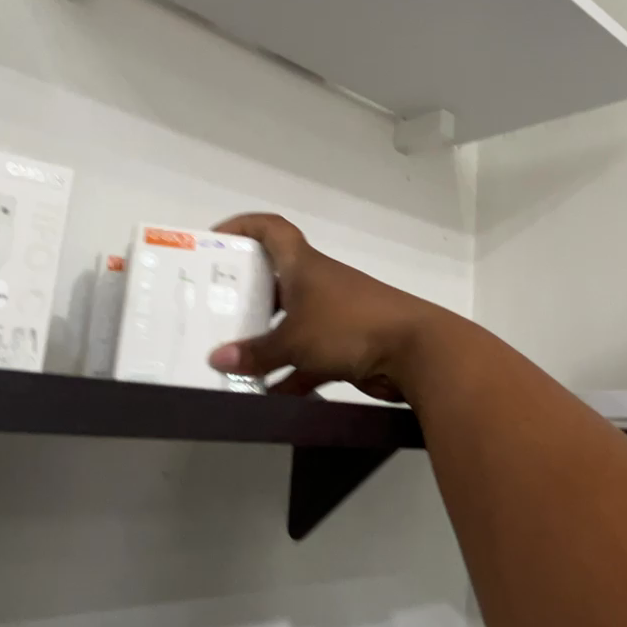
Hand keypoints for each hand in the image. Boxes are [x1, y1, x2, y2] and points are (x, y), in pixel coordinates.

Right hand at [207, 213, 453, 401]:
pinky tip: (265, 399)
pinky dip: (289, 377)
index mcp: (303, 266)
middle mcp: (317, 285)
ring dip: (264, 345)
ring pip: (289, 326)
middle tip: (211, 316)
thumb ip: (256, 353)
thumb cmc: (349, 326)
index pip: (271, 229)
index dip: (242, 227)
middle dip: (244, 299)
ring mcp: (333, 316)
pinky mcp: (345, 346)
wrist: (415, 351)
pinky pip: (307, 360)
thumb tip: (216, 359)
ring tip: (229, 364)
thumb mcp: (294, 340)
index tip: (214, 242)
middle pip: (274, 283)